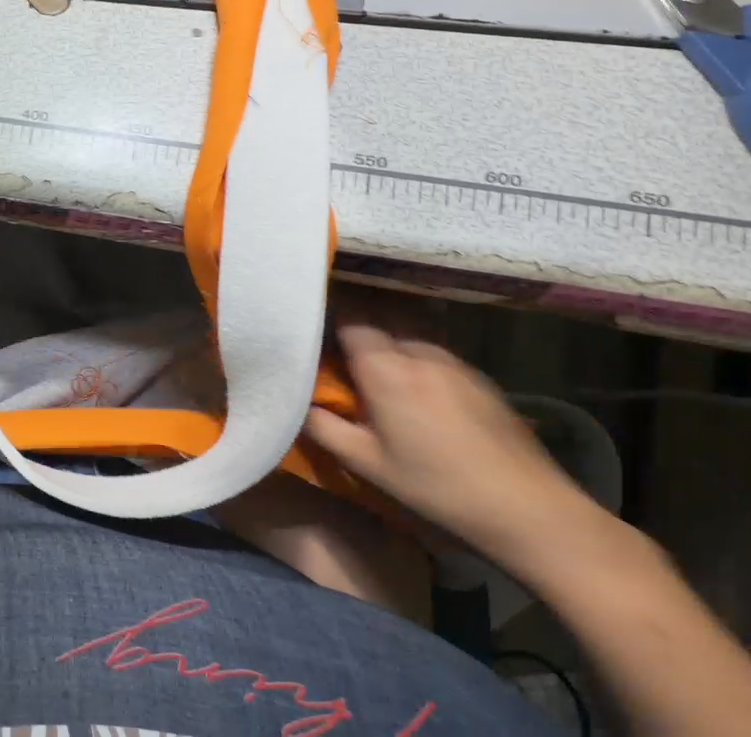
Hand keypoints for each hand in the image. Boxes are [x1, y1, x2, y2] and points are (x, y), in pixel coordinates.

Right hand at [304, 323, 595, 565]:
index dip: (329, 325)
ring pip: (411, 341)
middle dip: (357, 336)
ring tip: (377, 378)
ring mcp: (458, 366)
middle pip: (382, 326)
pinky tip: (419, 397)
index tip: (313, 339)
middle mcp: (422, 356)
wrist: (531, 509)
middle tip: (339, 361)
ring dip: (390, 351)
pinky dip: (418, 365)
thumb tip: (300, 403)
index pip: (351, 322)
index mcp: (388, 370)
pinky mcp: (483, 381)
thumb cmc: (437, 485)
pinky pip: (436, 359)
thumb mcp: (365, 463)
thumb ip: (323, 426)